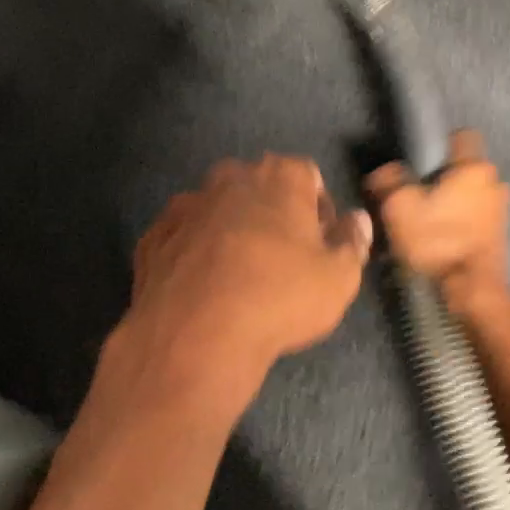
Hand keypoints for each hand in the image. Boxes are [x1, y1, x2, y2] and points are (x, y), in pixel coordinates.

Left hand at [108, 155, 371, 413]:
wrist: (194, 334)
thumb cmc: (278, 298)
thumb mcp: (338, 279)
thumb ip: (351, 242)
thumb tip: (357, 220)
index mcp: (278, 177)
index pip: (308, 176)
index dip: (319, 209)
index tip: (321, 244)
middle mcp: (228, 179)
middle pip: (258, 188)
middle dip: (271, 215)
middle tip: (282, 260)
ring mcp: (184, 206)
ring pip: (216, 211)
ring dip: (229, 232)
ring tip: (239, 279)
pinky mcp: (152, 237)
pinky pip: (183, 238)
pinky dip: (194, 254)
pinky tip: (203, 289)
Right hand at [366, 130, 509, 308]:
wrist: (471, 292)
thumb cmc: (437, 241)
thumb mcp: (398, 207)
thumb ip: (388, 180)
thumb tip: (383, 172)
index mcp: (475, 167)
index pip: (461, 136)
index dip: (438, 143)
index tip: (418, 161)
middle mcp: (495, 183)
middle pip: (462, 169)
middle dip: (441, 179)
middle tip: (414, 195)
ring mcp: (500, 211)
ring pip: (468, 196)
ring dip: (450, 204)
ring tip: (424, 222)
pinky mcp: (499, 236)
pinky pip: (473, 219)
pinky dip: (457, 225)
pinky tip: (438, 241)